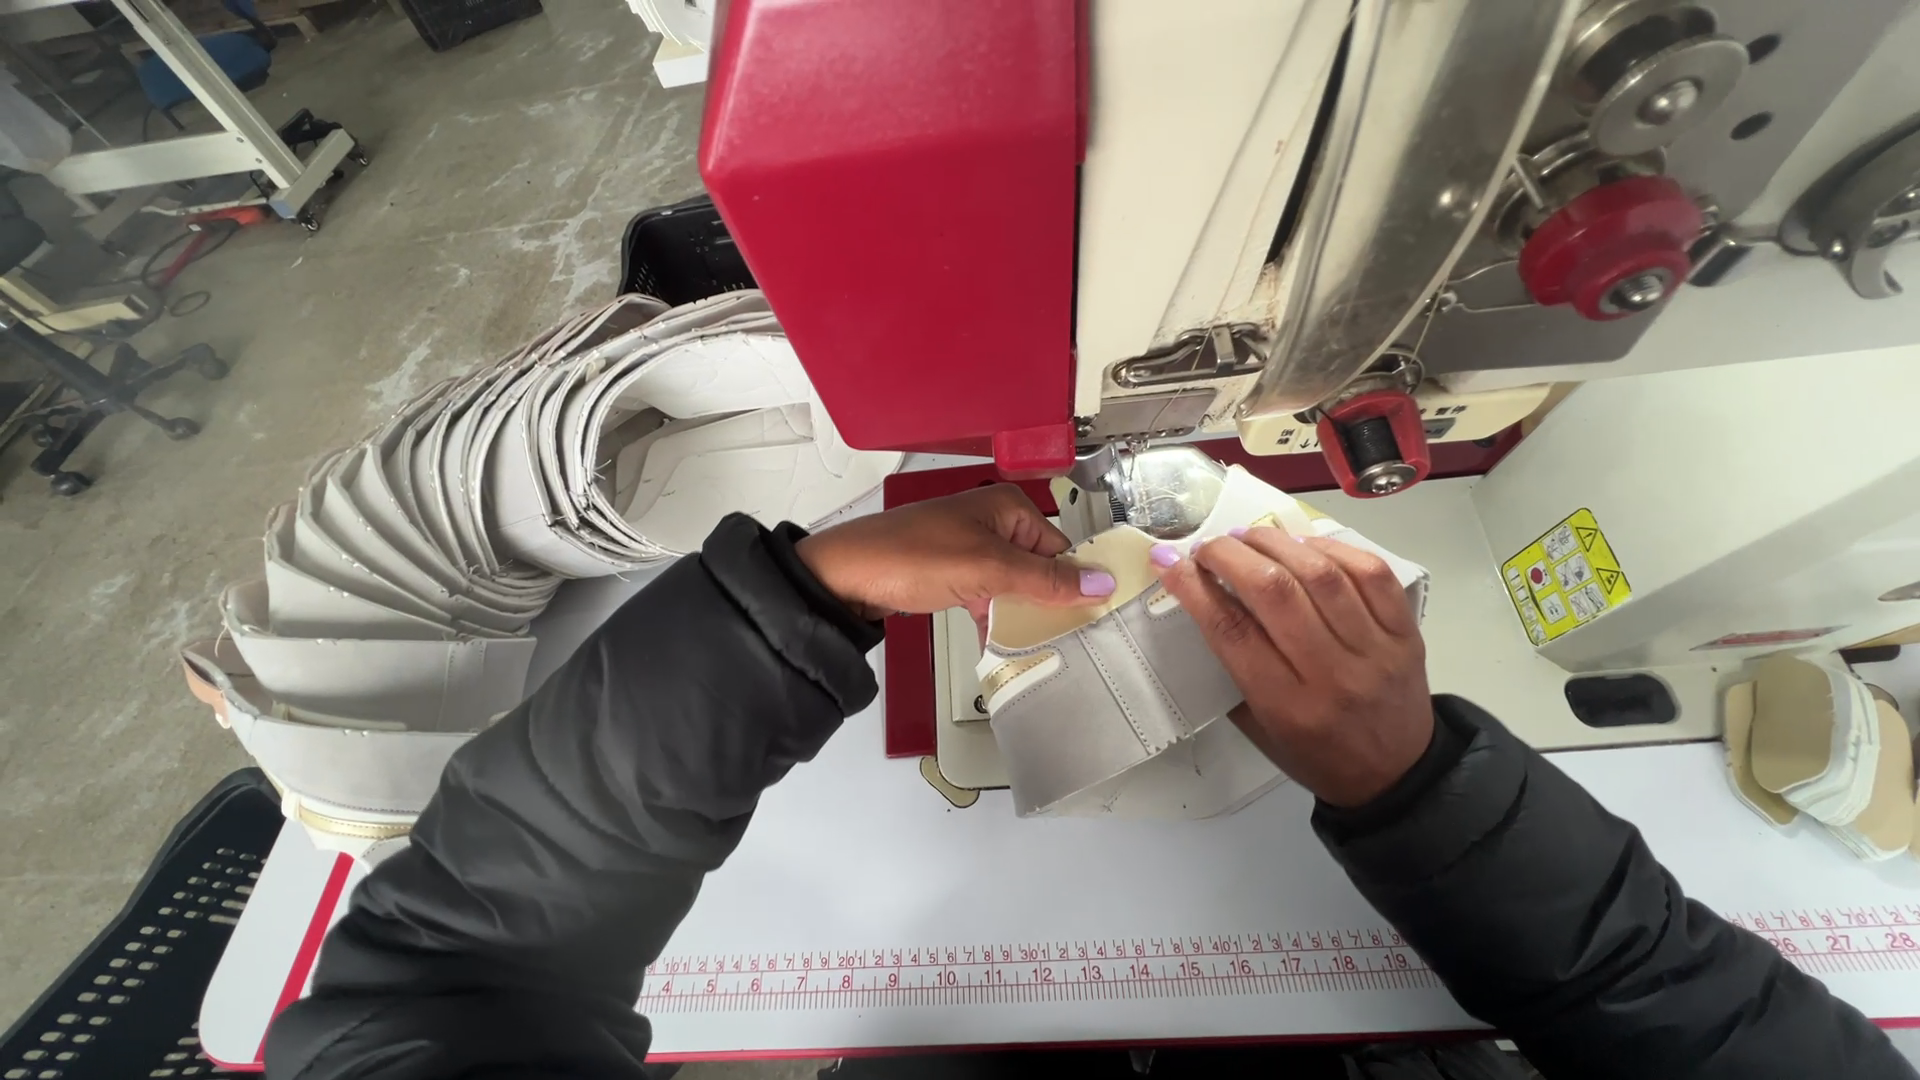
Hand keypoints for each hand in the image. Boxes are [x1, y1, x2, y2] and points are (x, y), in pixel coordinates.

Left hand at [797, 485, 1116, 632]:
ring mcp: (970, 548)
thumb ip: (1046, 580)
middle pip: (1039, 568)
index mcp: (1008, 508)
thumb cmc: (909, 556)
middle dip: (1046, 603)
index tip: (1090, 618)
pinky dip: (992, 618)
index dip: (1074, 583)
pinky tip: (997, 644)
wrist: (845, 576)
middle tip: (1062, 640)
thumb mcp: (988, 569)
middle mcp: (992, 522)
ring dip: (1019, 614)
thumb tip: (1100, 582)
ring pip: (1013, 585)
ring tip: (1032, 647)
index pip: (1060, 547)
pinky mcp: (952, 572)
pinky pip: (987, 595)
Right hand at [1152, 526, 1432, 806]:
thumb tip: (1203, 595)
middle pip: (1275, 593)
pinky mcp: (1406, 631)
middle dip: (1230, 555)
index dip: (1193, 587)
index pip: (1232, 631)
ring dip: (1275, 542)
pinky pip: (1369, 572)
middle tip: (1209, 546)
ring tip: (1249, 536)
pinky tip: (1301, 543)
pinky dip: (1329, 546)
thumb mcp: (1258, 724)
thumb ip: (1232, 665)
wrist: (1398, 776)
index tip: (1168, 560)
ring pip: (1320, 574)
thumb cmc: (1313, 752)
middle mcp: (1331, 674)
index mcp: (1286, 704)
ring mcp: (1375, 649)